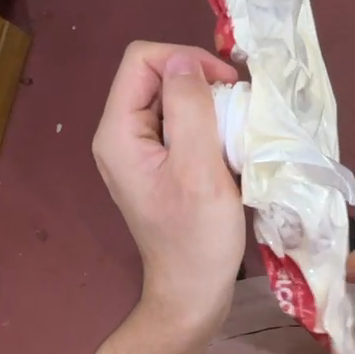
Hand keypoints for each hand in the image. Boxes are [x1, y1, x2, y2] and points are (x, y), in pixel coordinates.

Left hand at [94, 42, 245, 338]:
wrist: (192, 293)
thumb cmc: (197, 239)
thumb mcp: (198, 170)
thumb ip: (189, 109)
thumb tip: (185, 61)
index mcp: (118, 133)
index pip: (142, 60)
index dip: (185, 60)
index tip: (227, 85)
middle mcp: (119, 137)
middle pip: (155, 77)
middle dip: (199, 83)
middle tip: (237, 111)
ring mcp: (137, 153)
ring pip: (171, 101)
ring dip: (208, 107)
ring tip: (236, 132)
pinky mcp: (156, 166)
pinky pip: (179, 126)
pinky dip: (206, 127)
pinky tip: (227, 149)